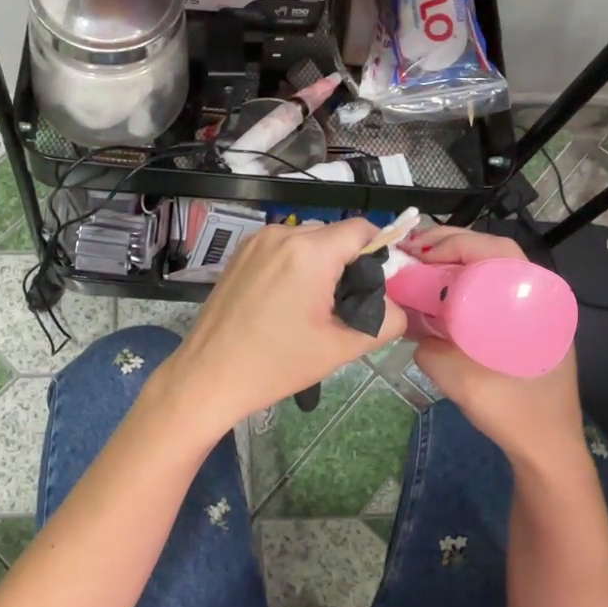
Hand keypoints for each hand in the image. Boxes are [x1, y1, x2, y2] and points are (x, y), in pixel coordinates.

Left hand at [160, 219, 405, 433]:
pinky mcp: (239, 255)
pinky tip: (289, 304)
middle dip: (350, 264)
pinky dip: (295, 268)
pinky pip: (282, 250)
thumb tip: (399, 306)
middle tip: (350, 306)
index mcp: (309, 251)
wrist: (208, 376)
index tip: (383, 285)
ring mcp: (255, 243)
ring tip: (318, 309)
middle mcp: (281, 234)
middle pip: (334, 235)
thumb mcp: (340, 347)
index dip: (381, 252)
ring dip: (322, 266)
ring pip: (307, 242)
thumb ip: (384, 320)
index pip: (362, 230)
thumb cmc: (275, 363)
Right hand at [404, 225, 585, 469]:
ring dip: (453, 268)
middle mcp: (539, 298)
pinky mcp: (526, 330)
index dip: (453, 242)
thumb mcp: (458, 379)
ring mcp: (535, 314)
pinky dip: (463, 290)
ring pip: (491, 273)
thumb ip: (427, 347)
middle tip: (410, 253)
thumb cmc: (511, 412)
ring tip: (417, 271)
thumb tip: (412, 326)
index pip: (495, 248)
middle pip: (492, 253)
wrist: (547, 451)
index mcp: (534, 300)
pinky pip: (492, 295)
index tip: (418, 254)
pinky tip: (438, 302)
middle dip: (447, 248)